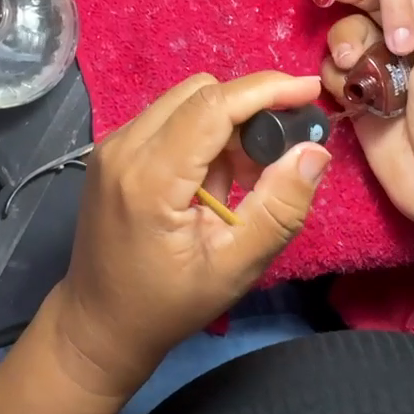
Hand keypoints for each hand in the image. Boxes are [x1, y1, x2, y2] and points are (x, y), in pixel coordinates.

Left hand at [54, 72, 331, 394]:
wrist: (98, 322)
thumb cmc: (166, 304)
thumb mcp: (234, 267)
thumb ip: (278, 208)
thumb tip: (315, 150)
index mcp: (149, 178)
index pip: (212, 106)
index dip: (266, 90)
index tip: (311, 91)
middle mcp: (123, 147)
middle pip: (199, 92)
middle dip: (249, 109)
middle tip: (279, 153)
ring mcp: (113, 144)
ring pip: (183, 100)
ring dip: (226, 124)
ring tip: (245, 177)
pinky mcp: (113, 149)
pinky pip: (168, 118)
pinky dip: (201, 134)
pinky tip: (213, 180)